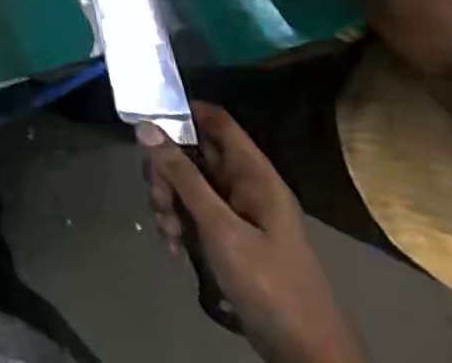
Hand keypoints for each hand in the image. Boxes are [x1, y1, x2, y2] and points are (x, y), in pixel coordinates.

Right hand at [144, 104, 364, 362]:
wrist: (305, 351)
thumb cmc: (269, 281)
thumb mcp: (220, 227)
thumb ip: (183, 176)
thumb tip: (146, 128)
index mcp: (253, 173)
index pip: (215, 121)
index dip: (182, 113)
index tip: (146, 125)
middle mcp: (243, 184)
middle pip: (192, 153)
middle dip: (166, 172)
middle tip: (158, 198)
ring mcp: (236, 211)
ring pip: (187, 184)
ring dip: (169, 202)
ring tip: (169, 232)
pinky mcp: (228, 236)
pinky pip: (192, 213)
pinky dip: (178, 224)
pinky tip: (175, 248)